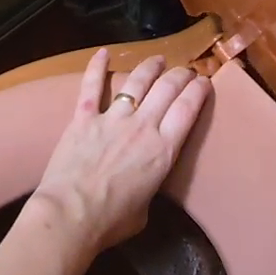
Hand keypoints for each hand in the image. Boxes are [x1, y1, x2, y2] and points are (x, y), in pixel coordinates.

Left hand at [28, 50, 211, 254]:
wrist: (71, 215)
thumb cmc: (111, 221)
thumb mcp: (145, 208)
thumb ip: (149, 185)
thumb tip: (143, 181)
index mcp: (163, 150)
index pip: (188, 110)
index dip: (198, 91)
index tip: (203, 82)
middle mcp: (142, 126)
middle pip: (167, 89)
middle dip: (180, 75)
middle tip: (185, 70)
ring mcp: (113, 118)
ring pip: (136, 81)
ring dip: (150, 66)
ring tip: (157, 59)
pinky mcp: (84, 117)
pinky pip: (92, 86)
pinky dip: (97, 67)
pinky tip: (102, 52)